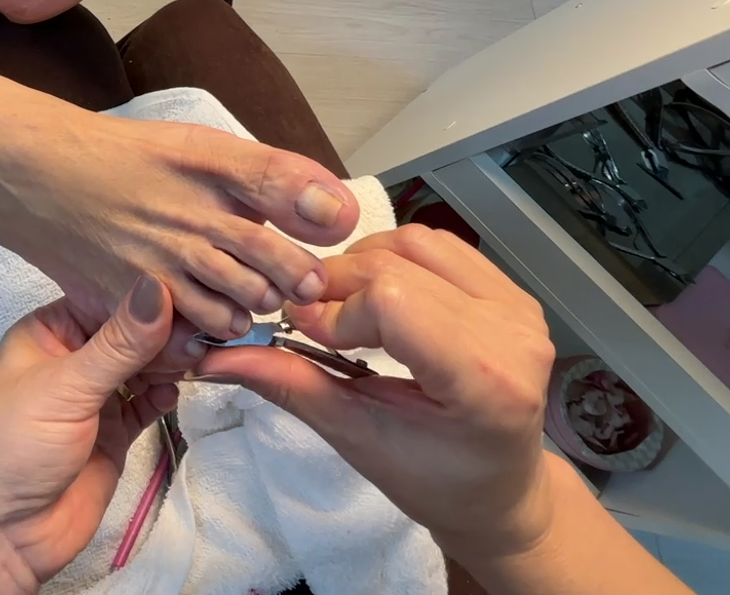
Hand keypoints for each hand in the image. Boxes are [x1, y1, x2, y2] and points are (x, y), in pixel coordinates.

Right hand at [0, 70, 355, 350]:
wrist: (27, 164)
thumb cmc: (110, 152)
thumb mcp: (193, 144)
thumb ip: (267, 174)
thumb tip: (334, 210)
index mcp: (216, 177)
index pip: (303, 225)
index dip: (317, 247)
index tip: (311, 254)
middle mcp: (193, 226)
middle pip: (274, 280)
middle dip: (286, 286)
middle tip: (278, 283)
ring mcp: (158, 267)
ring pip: (233, 315)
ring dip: (241, 313)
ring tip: (229, 298)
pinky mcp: (122, 297)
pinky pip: (180, 341)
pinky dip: (194, 340)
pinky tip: (186, 319)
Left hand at [0, 275, 177, 591]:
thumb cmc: (14, 443)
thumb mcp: (66, 386)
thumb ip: (119, 343)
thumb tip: (157, 287)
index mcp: (48, 331)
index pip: (103, 300)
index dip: (143, 297)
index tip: (187, 294)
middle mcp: (72, 357)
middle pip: (127, 333)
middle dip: (161, 332)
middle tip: (199, 335)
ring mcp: (93, 397)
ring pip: (140, 367)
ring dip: (167, 363)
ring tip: (194, 361)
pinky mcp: (112, 434)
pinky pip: (144, 404)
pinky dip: (161, 396)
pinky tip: (173, 393)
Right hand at [195, 224, 557, 560]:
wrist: (498, 486)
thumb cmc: (433, 477)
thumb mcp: (354, 437)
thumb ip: (289, 384)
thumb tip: (213, 357)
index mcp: (485, 381)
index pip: (392, 302)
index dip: (336, 311)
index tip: (309, 335)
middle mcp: (512, 333)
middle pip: (392, 266)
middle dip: (335, 286)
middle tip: (312, 320)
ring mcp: (516, 305)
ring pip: (409, 242)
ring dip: (360, 263)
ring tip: (346, 305)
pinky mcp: (508, 290)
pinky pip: (433, 243)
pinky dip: (389, 254)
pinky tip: (377, 291)